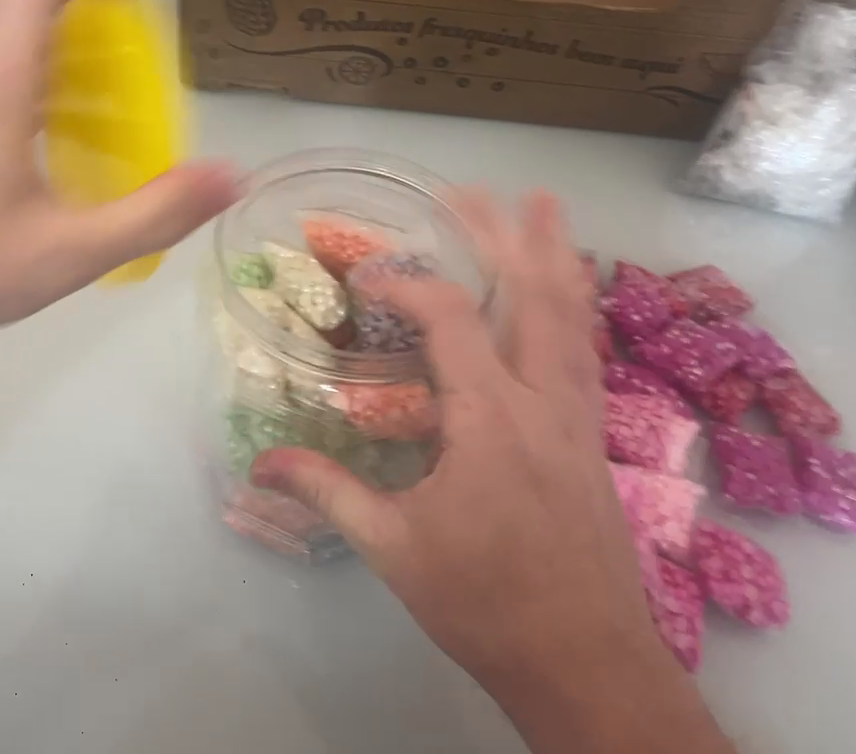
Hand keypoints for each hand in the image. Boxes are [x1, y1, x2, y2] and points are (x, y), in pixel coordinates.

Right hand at [251, 193, 729, 750]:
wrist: (585, 662)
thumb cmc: (484, 603)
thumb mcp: (394, 549)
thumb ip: (329, 493)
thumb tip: (263, 463)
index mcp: (490, 420)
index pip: (450, 321)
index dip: (408, 286)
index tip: (369, 278)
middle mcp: (543, 402)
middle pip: (530, 296)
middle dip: (503, 237)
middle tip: (477, 192)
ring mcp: (578, 417)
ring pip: (571, 317)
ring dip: (553, 256)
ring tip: (546, 207)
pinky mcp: (592, 437)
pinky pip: (586, 351)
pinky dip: (575, 307)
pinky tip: (569, 293)